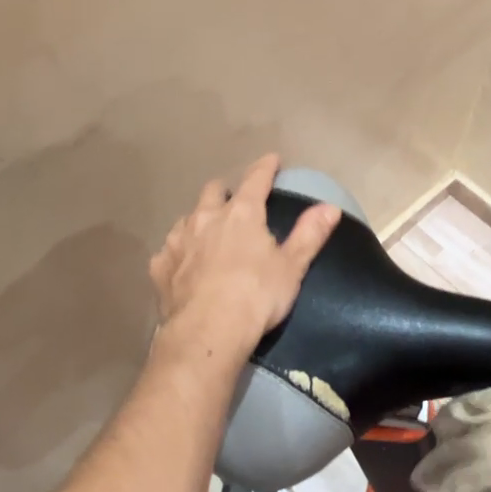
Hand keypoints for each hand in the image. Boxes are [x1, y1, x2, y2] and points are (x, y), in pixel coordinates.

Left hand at [148, 154, 341, 357]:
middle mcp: (205, 218)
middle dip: (224, 190)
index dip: (265, 168)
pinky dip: (179, 252)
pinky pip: (169, 251)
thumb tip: (330, 206)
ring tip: (207, 231)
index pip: (255, 180)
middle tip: (233, 198)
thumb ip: (309, 235)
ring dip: (198, 219)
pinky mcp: (160, 267)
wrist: (208, 331)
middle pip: (212, 192)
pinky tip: (183, 264)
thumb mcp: (292, 267)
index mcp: (241, 214)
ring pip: (187, 218)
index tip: (272, 159)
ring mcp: (178, 241)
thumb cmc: (256, 296)